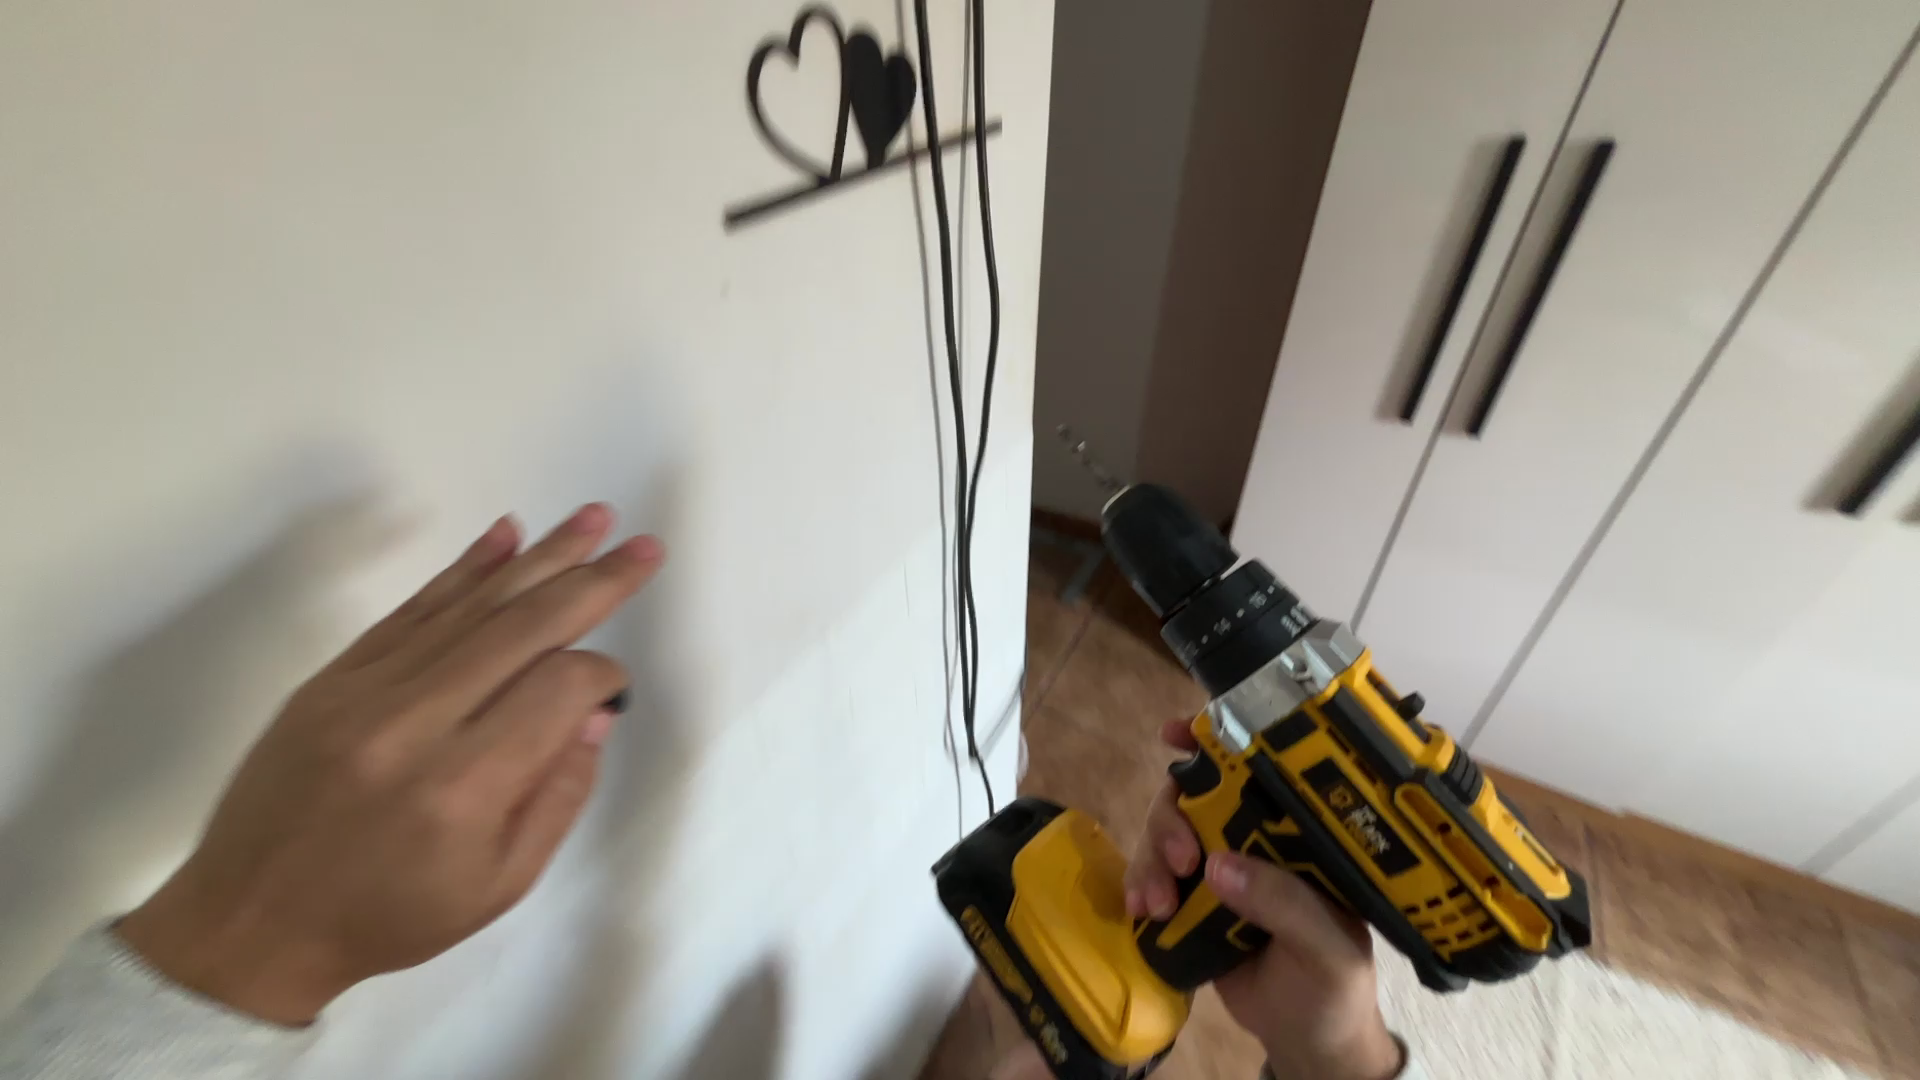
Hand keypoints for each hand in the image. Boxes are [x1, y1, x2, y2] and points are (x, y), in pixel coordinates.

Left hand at [118, 504, 664, 1025]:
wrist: (246, 928)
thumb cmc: (394, 912)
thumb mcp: (504, 879)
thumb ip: (563, 790)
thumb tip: (597, 709)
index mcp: (464, 785)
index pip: (561, 686)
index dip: (604, 674)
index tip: (613, 691)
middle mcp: (414, 724)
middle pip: (525, 627)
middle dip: (596, 580)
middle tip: (643, 546)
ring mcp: (365, 691)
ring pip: (475, 604)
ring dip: (545, 554)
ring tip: (595, 517)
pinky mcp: (335, 675)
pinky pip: (414, 607)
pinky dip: (468, 566)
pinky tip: (510, 533)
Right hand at [1124, 722, 1402, 1079]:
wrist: (1305, 1046)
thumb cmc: (1333, 991)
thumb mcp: (1326, 950)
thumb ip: (1283, 904)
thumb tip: (1216, 865)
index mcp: (1292, 836)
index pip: (1254, 772)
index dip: (1213, 744)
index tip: (1174, 735)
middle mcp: (1249, 837)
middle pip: (1192, 796)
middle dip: (1172, 818)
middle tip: (1179, 860)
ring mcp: (1214, 866)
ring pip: (1164, 832)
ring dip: (1150, 857)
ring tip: (1154, 904)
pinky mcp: (1187, 896)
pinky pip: (1149, 872)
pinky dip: (1137, 883)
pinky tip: (1139, 910)